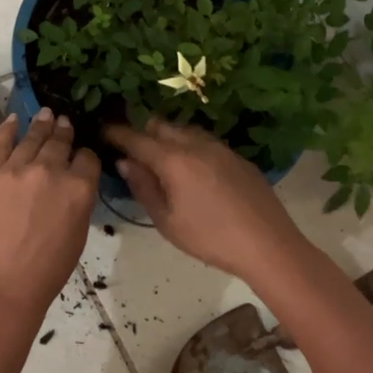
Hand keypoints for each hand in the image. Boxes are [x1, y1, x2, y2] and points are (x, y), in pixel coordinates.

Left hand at [0, 108, 99, 315]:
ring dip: (40, 125)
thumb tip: (74, 181)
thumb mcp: (78, 232)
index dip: (86, 155)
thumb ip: (78, 200)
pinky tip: (14, 119)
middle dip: (63, 131)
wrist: (6, 280)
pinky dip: (7, 129)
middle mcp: (50, 171)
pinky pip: (0, 144)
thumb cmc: (49, 267)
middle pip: (59, 143)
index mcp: (79, 188)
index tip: (83, 153)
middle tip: (64, 121)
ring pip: (32, 139)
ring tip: (45, 114)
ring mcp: (17, 169)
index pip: (87, 158)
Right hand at [104, 120, 316, 283]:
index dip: (116, 133)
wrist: (269, 246)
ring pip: (185, 131)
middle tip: (131, 148)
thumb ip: (143, 187)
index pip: (136, 138)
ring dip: (167, 137)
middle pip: (161, 126)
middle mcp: (196, 146)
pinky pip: (206, 142)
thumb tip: (125, 162)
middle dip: (142, 132)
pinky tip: (192, 169)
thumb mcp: (166, 220)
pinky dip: (190, 147)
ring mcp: (221, 149)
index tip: (102, 130)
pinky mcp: (238, 158)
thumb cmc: (210, 238)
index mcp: (173, 160)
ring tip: (161, 158)